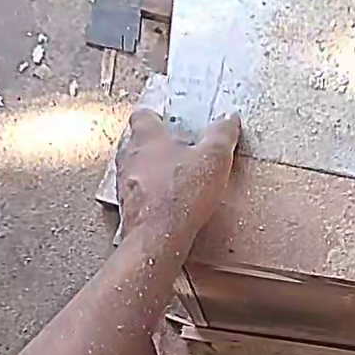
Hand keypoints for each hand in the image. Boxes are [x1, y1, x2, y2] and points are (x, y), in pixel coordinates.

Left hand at [116, 110, 241, 254]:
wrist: (157, 238)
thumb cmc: (180, 195)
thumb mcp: (213, 158)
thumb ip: (222, 135)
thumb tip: (229, 119)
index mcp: (147, 137)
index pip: (143, 115)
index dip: (157, 117)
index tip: (170, 122)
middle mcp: (129, 157)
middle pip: (137, 142)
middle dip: (155, 146)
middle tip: (176, 152)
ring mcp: (124, 184)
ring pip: (135, 170)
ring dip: (150, 173)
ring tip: (172, 181)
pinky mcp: (127, 209)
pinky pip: (137, 196)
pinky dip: (149, 197)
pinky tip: (166, 206)